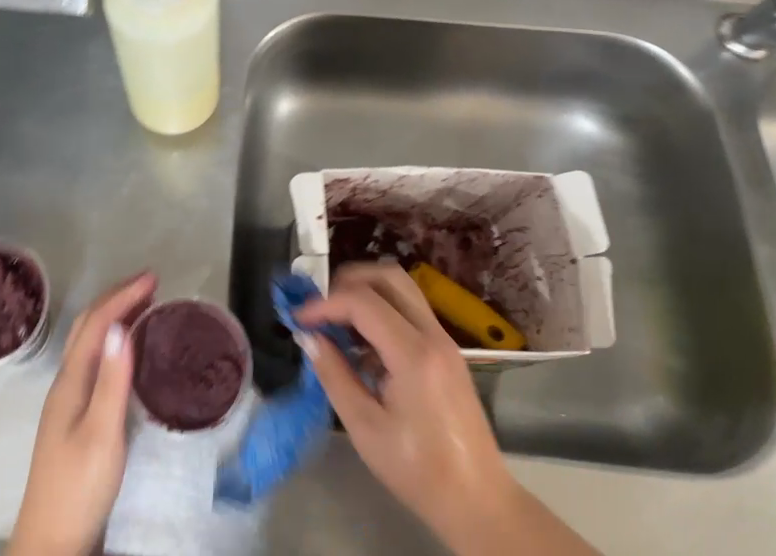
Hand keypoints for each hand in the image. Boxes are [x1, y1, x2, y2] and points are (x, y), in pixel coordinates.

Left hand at [6, 271, 155, 555]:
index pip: (96, 324)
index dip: (123, 296)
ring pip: (88, 344)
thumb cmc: (80, 486)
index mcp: (70, 382)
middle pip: (87, 327)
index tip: (154, 278)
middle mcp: (65, 384)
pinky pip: (93, 363)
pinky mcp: (74, 418)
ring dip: (113, 318)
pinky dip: (112, 344)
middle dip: (117, 299)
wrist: (53, 538)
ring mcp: (67, 401)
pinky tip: (128, 356)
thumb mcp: (102, 433)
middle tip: (151, 285)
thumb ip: (112, 380)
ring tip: (144, 308)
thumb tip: (120, 326)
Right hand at [296, 262, 597, 555]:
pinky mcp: (447, 353)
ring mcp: (445, 341)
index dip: (324, 303)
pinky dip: (382, 312)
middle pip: (388, 277)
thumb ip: (334, 375)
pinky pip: (411, 312)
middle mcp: (434, 335)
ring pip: (402, 290)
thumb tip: (308, 338)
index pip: (363, 301)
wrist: (477, 498)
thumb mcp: (364, 427)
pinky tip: (362, 346)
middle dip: (347, 282)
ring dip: (365, 294)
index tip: (298, 320)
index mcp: (414, 354)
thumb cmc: (417, 469)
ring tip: (336, 325)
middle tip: (319, 308)